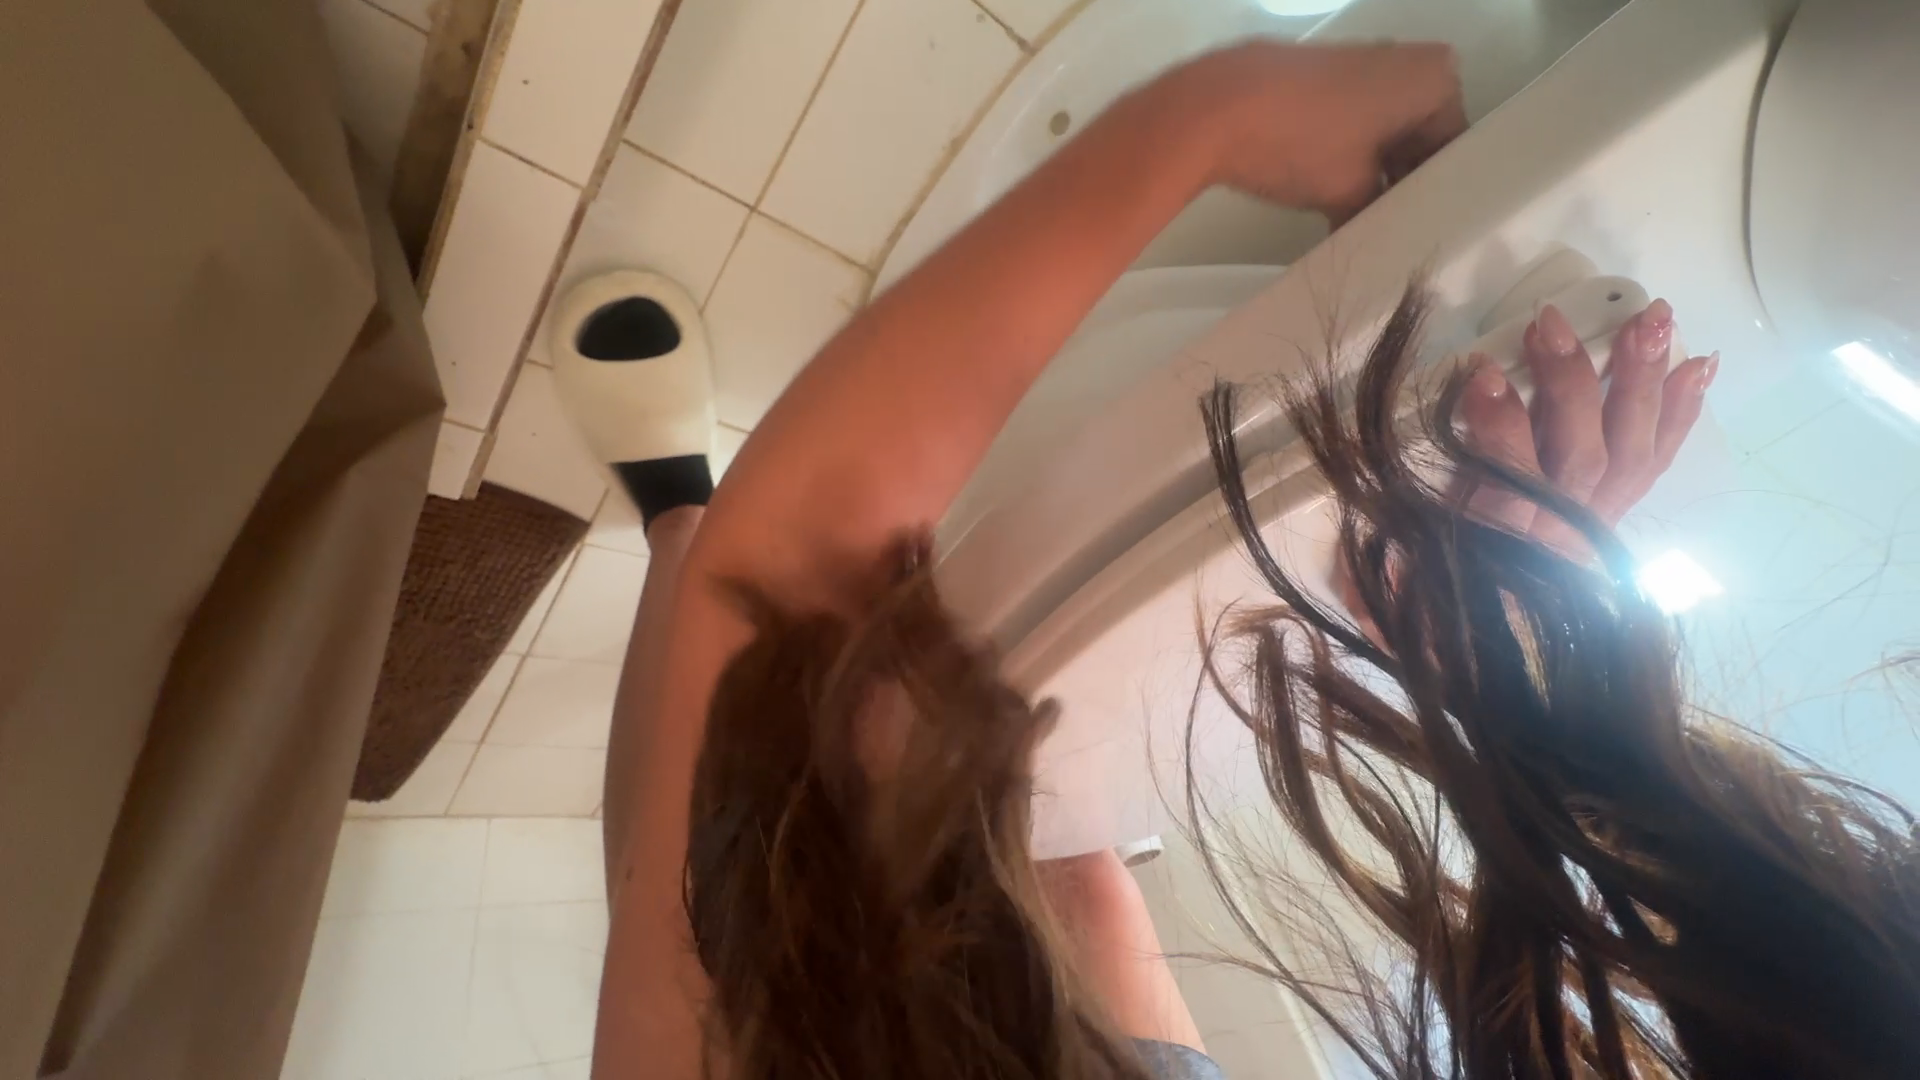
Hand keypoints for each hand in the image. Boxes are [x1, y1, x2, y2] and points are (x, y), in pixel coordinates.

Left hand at [1155, 42, 1466, 221]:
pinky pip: (1350, 127)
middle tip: (1384, 239)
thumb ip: (1371, 212)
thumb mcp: (1346, 190)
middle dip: (1396, 190)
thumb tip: (1369, 236)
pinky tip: (1328, 204)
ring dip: (1368, 180)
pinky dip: (1344, 162)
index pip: (1449, 152)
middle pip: (1414, 142)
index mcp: (1437, 80)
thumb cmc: (1301, 143)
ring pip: (1379, 137)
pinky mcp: (1324, 81)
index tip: (1413, 236)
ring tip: (1356, 229)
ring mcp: (1364, 68)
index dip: (1429, 199)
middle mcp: (1409, 63)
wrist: (1220, 107)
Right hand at [1336, 301, 1717, 632]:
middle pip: (1581, 451)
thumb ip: (1379, 579)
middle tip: (1552, 322)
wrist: (1497, 661)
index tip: (1482, 367)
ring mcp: (1592, 524)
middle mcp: (1557, 535)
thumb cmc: (1436, 613)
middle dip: (1570, 381)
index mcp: (1498, 550)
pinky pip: (1652, 464)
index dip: (1499, 421)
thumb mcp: (1393, 594)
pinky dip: (1676, 414)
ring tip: (1654, 318)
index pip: (1509, 478)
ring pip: (1629, 449)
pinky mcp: (1609, 517)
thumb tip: (1353, 562)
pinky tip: (1695, 367)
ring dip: (1640, 380)